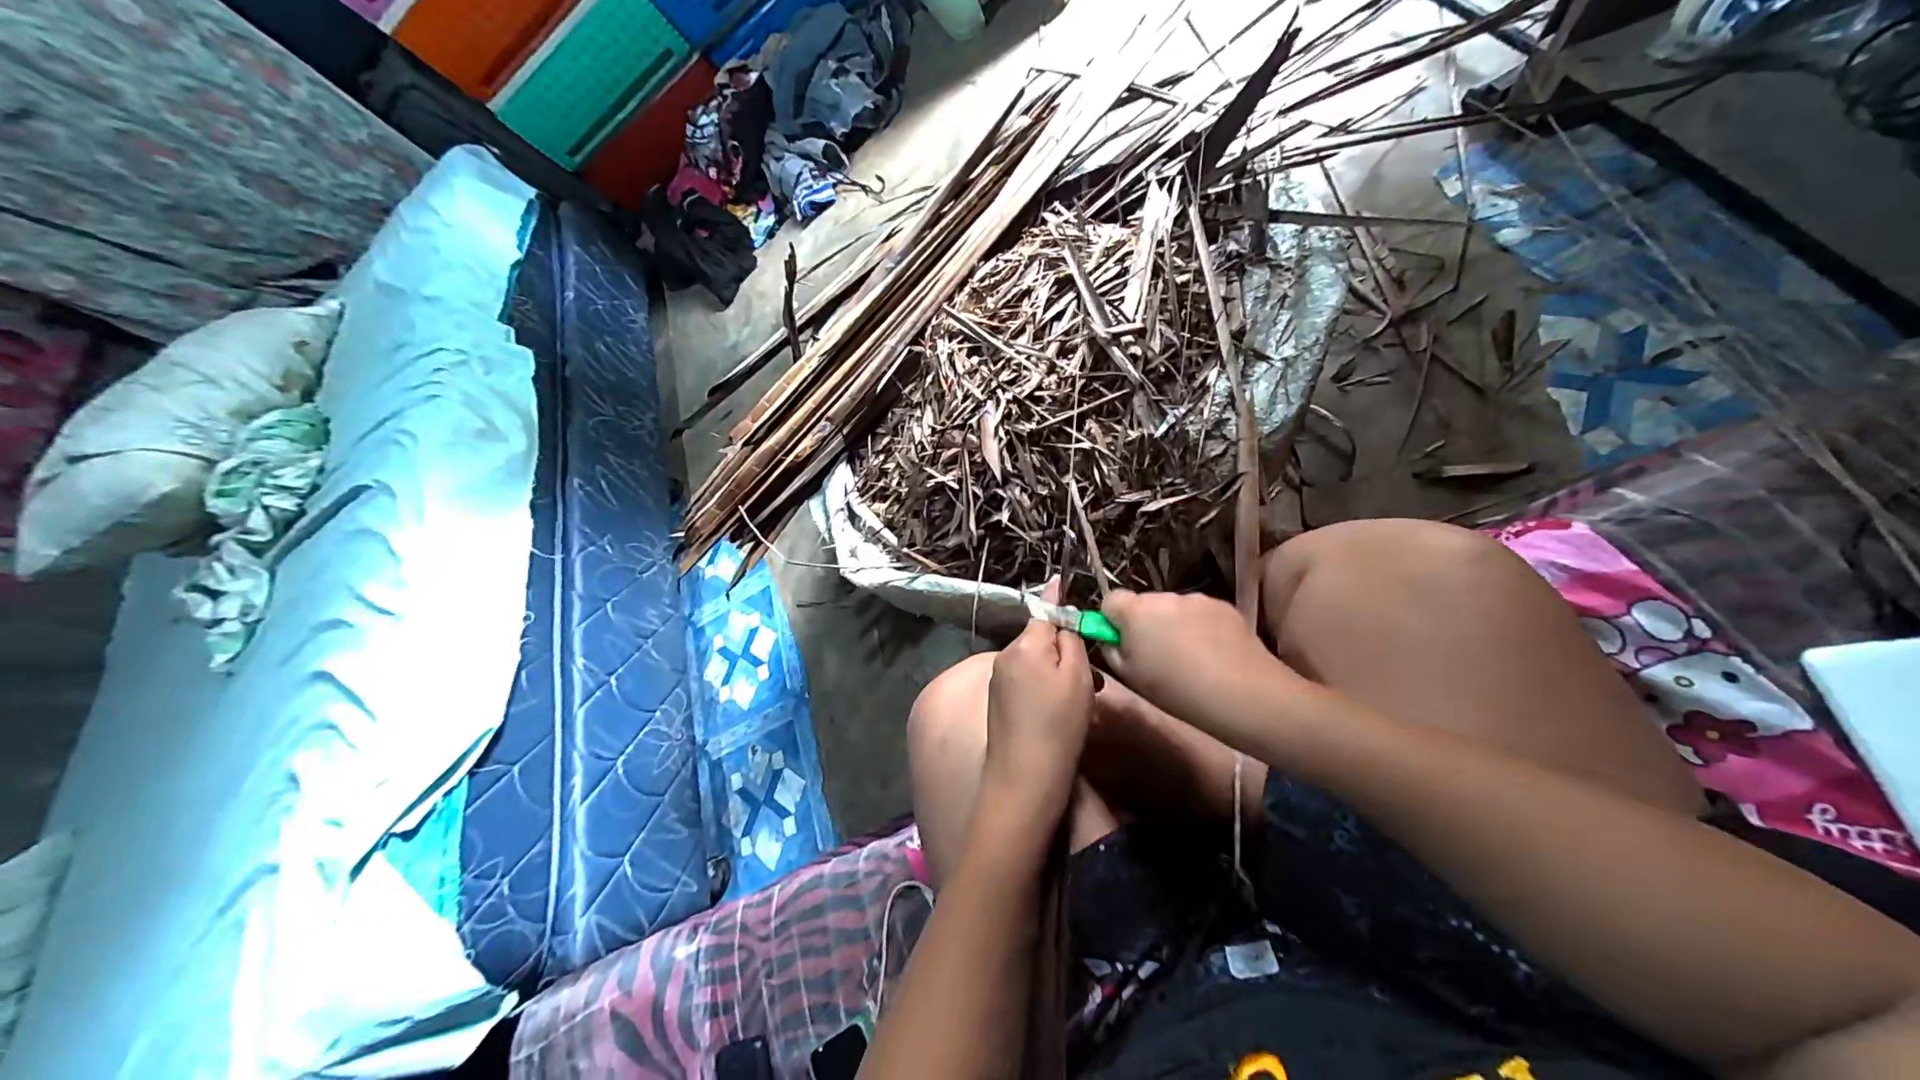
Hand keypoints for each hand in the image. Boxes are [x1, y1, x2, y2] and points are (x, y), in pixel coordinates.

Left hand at [980, 618, 1094, 848]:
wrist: (1025, 775)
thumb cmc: (1059, 723)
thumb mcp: (1078, 676)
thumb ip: (1072, 640)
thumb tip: (1064, 622)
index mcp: (1025, 643)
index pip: (1045, 609)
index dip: (1059, 600)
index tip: (1062, 580)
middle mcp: (1005, 655)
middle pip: (1040, 637)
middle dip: (1066, 649)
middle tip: (1095, 677)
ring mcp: (998, 678)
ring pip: (1035, 660)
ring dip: (1058, 670)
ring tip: (1083, 698)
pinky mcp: (998, 699)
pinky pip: (1026, 679)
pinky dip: (1045, 685)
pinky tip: (1061, 711)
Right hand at [1099, 590, 1298, 734]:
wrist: (1242, 693)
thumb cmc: (1176, 690)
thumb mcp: (1130, 677)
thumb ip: (1112, 649)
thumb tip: (1112, 637)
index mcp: (1136, 611)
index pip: (1111, 600)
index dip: (1113, 621)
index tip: (1124, 643)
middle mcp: (1165, 596)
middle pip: (1144, 604)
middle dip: (1146, 623)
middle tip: (1157, 657)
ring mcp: (1196, 598)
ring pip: (1173, 609)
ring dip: (1173, 625)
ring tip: (1189, 658)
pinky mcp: (1223, 605)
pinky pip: (1199, 613)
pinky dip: (1200, 627)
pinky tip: (1212, 654)